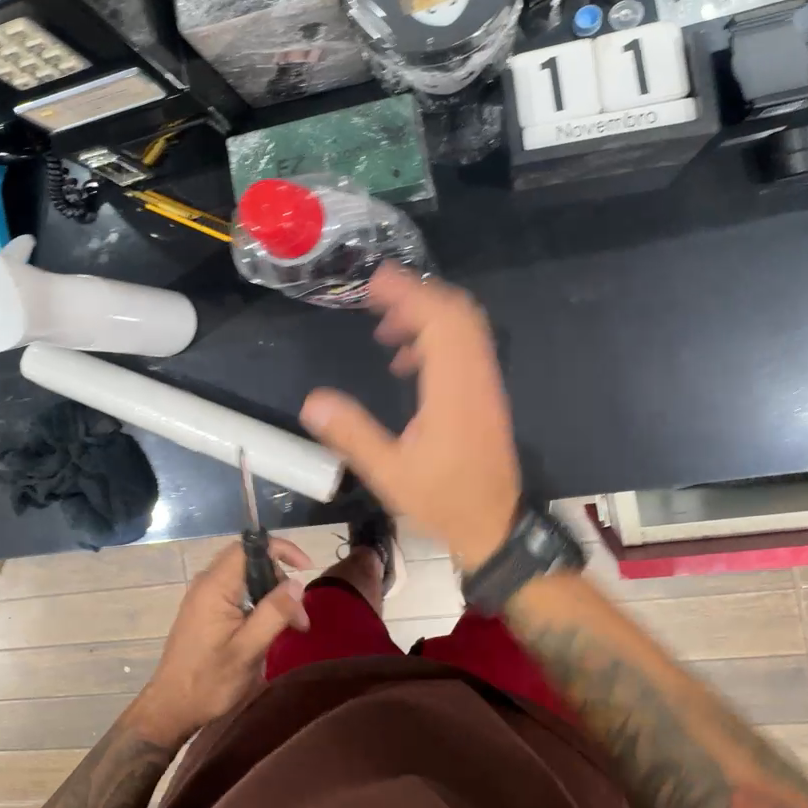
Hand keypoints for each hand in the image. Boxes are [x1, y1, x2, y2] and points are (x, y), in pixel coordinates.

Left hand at [130, 537, 311, 746]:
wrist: (171, 708)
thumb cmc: (209, 681)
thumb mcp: (248, 650)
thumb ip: (273, 613)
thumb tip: (297, 584)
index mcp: (215, 587)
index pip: (249, 547)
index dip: (280, 549)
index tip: (306, 568)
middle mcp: (207, 584)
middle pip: (249, 561)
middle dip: (280, 578)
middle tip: (299, 615)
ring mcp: (203, 597)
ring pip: (244, 578)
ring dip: (270, 594)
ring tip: (290, 626)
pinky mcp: (204, 611)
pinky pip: (235, 593)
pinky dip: (256, 603)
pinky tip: (268, 628)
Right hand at [299, 265, 519, 569]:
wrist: (495, 525)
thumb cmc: (443, 500)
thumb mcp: (389, 474)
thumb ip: (352, 435)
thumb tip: (312, 401)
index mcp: (453, 389)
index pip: (439, 320)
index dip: (408, 293)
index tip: (373, 282)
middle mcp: (475, 377)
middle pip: (455, 312)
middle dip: (415, 294)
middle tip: (374, 295)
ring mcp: (485, 384)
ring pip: (464, 326)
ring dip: (426, 315)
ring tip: (385, 328)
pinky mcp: (486, 394)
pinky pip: (466, 346)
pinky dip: (436, 336)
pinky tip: (405, 361)